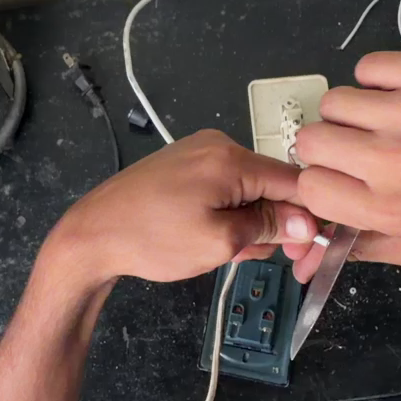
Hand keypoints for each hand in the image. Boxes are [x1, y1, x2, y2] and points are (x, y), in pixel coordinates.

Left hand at [46, 130, 318, 285]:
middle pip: (270, 184)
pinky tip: (208, 236)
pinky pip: (222, 187)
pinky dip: (226, 213)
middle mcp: (217, 144)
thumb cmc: (154, 239)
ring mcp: (196, 151)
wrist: (91, 234)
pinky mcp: (181, 164)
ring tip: (221, 250)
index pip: (295, 181)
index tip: (307, 253)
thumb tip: (308, 221)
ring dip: (246, 223)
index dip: (309, 217)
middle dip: (272, 223)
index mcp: (230, 157)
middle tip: (251, 256)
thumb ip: (268, 226)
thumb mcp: (219, 241)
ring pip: (246, 189)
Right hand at [288, 52, 400, 280]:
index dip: (320, 180)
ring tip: (381, 120)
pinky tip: (400, 95)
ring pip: (334, 101)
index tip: (339, 175)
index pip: (311, 188)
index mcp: (394, 209)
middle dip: (327, 144)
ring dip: (350, 111)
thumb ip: (354, 250)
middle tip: (357, 145)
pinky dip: (377, 80)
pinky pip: (367, 67)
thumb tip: (298, 262)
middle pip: (311, 140)